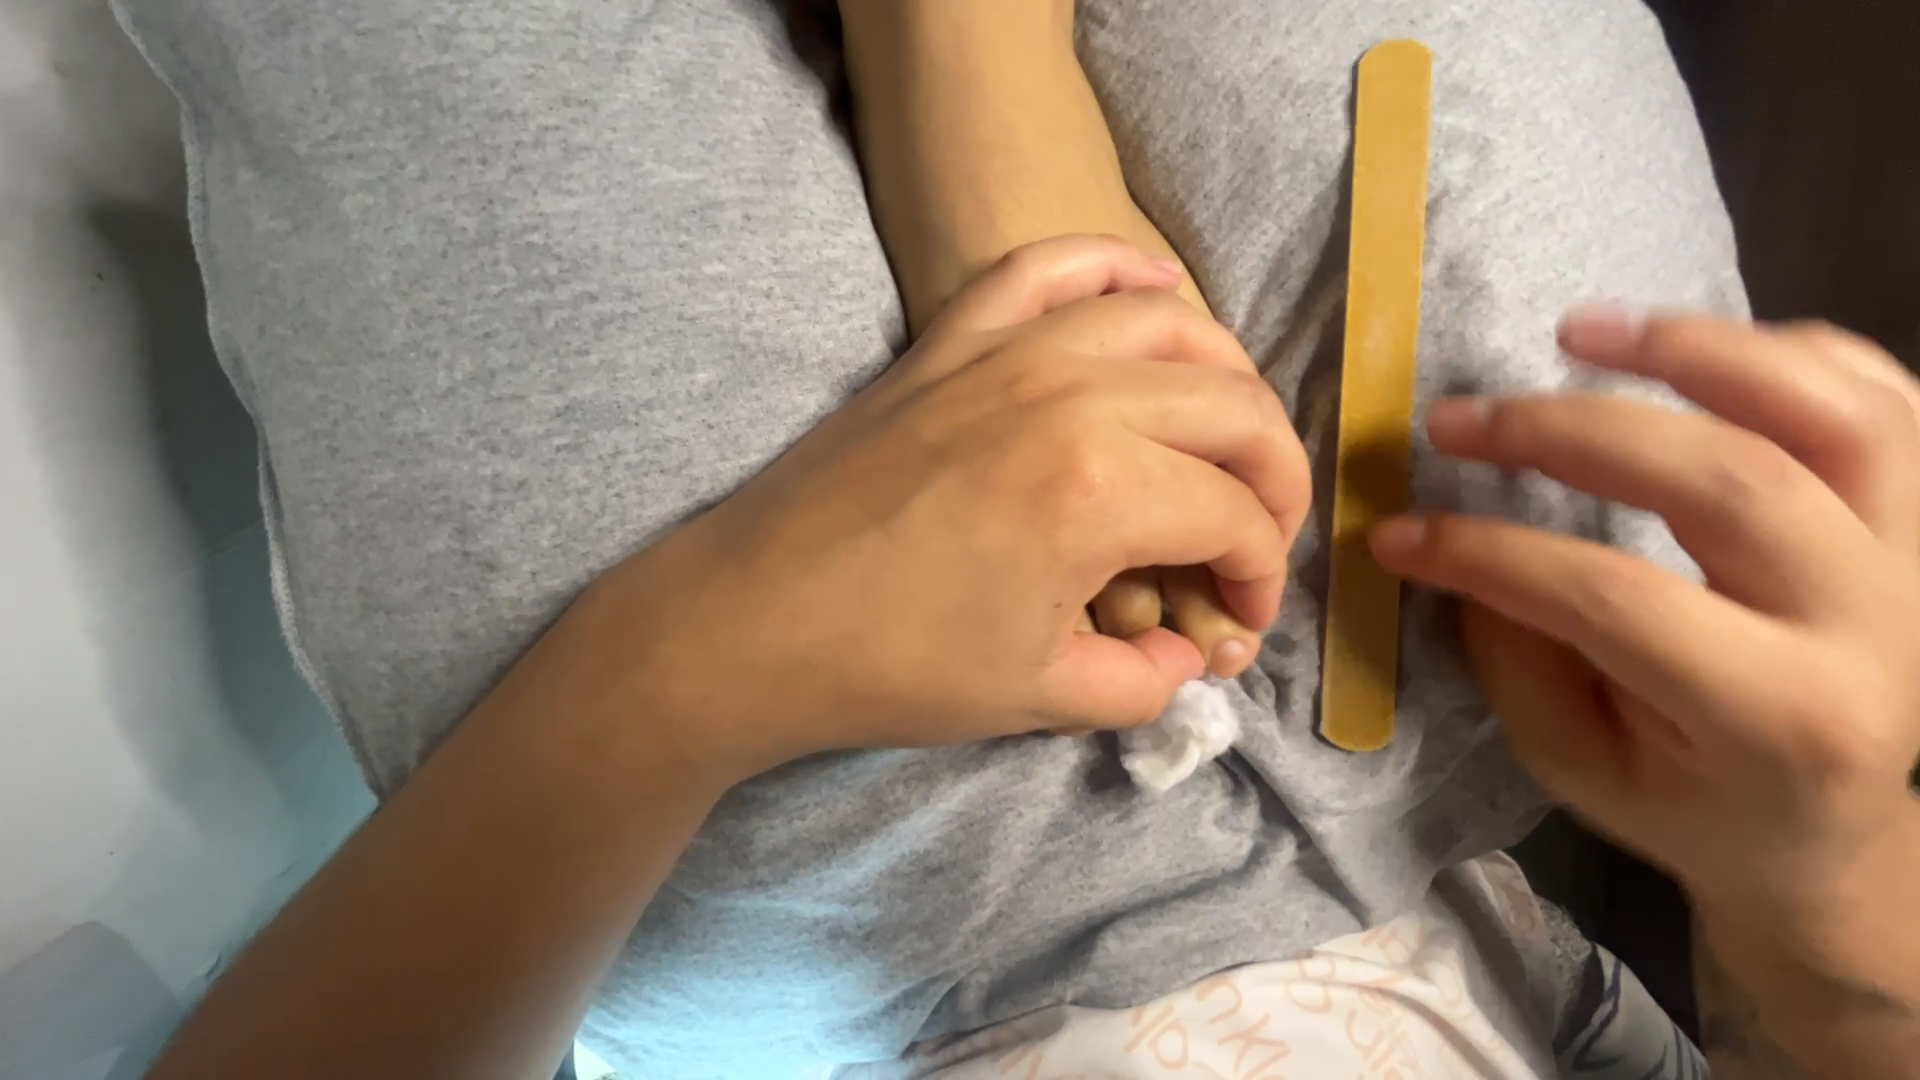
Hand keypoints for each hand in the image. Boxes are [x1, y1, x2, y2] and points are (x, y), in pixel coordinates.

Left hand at [598, 235, 1309, 781]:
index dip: (1258, 575)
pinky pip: (1046, 267)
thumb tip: (1194, 657)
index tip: (1239, 620)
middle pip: (1228, 407)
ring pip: (1163, 322)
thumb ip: (1146, 682)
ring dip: (1222, 373)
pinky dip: (1111, 266)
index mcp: (1098, 489)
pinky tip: (1150, 290)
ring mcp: (1003, 351)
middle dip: (1271, 477)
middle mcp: (1067, 394)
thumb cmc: (893, 668)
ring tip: (1229, 431)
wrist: (752, 620)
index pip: (1233, 516)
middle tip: (1254, 537)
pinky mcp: (949, 341)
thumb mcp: (1041, 697)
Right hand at [1371, 308, 1919, 909]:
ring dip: (1694, 354)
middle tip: (1454, 420)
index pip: (1611, 596)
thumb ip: (1516, 655)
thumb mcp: (1567, 759)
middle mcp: (1875, 626)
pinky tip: (1674, 346)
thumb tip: (1466, 551)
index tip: (1394, 534)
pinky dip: (1774, 354)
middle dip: (1565, 433)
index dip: (1483, 552)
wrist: (1818, 824)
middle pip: (1728, 482)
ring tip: (1577, 332)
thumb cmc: (1675, 801)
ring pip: (1836, 417)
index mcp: (1774, 713)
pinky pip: (1879, 401)